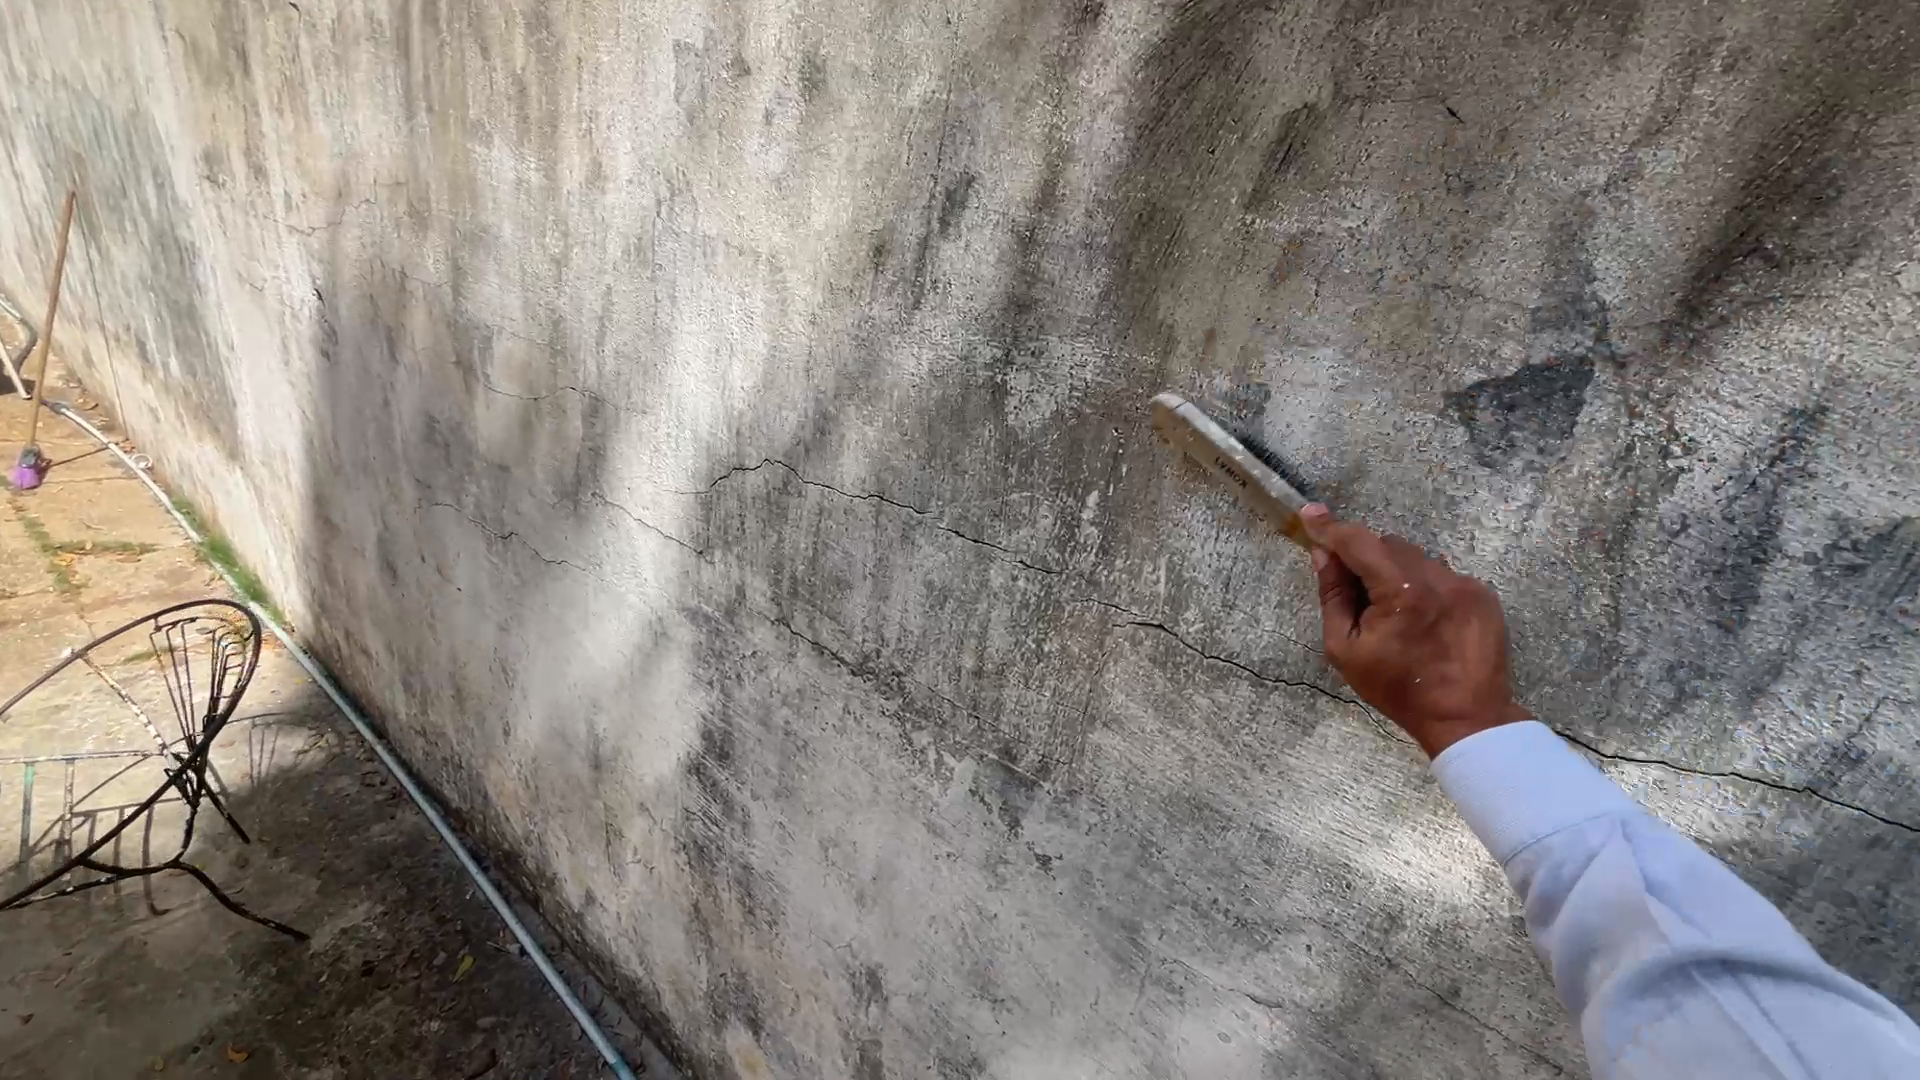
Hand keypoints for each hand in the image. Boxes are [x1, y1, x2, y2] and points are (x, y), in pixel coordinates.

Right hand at [1298, 503, 1529, 756]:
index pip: (1358, 543)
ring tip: (1390, 609)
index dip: (1331, 528)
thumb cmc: (1396, 687)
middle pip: (1387, 544)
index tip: (1310, 514)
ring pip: (1415, 557)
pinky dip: (1421, 584)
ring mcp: (1466, 584)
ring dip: (1393, 569)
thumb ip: (1333, 595)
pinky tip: (1420, 616)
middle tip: (1349, 585)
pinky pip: (1440, 574)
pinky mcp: (1484, 594)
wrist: (1466, 717)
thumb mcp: (1344, 648)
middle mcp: (1438, 579)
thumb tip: (1323, 555)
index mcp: (1401, 593)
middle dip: (1363, 555)